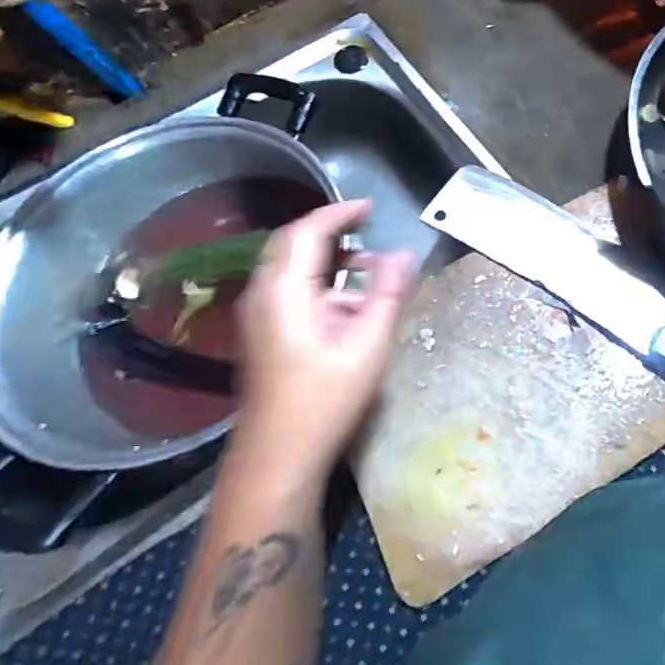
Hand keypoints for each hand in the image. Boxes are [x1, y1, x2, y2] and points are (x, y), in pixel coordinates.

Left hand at [236, 200, 415, 458]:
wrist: (278, 457)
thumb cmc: (324, 399)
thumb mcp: (367, 343)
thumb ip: (387, 293)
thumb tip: (403, 253)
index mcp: (284, 291)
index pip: (306, 231)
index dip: (339, 213)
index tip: (371, 207)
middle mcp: (264, 296)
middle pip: (293, 244)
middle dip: (332, 230)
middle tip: (368, 225)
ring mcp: (260, 317)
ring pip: (291, 268)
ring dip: (328, 258)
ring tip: (369, 266)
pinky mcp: (265, 334)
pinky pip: (291, 290)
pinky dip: (321, 282)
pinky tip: (351, 305)